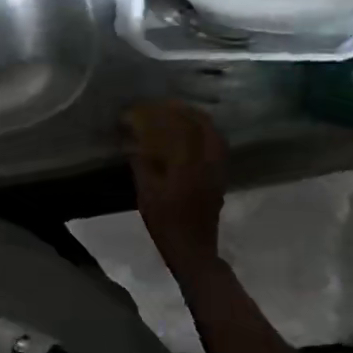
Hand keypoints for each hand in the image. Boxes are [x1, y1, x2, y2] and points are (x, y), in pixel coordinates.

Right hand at [123, 101, 227, 273]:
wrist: (193, 249)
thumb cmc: (165, 221)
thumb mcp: (146, 192)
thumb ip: (141, 163)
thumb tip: (132, 141)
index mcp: (188, 163)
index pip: (178, 126)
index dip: (160, 113)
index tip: (141, 108)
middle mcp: (208, 161)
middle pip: (201, 124)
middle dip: (181, 110)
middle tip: (161, 104)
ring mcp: (217, 169)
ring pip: (212, 133)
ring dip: (196, 119)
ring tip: (177, 113)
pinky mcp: (219, 177)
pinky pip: (216, 145)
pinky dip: (204, 133)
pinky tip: (190, 135)